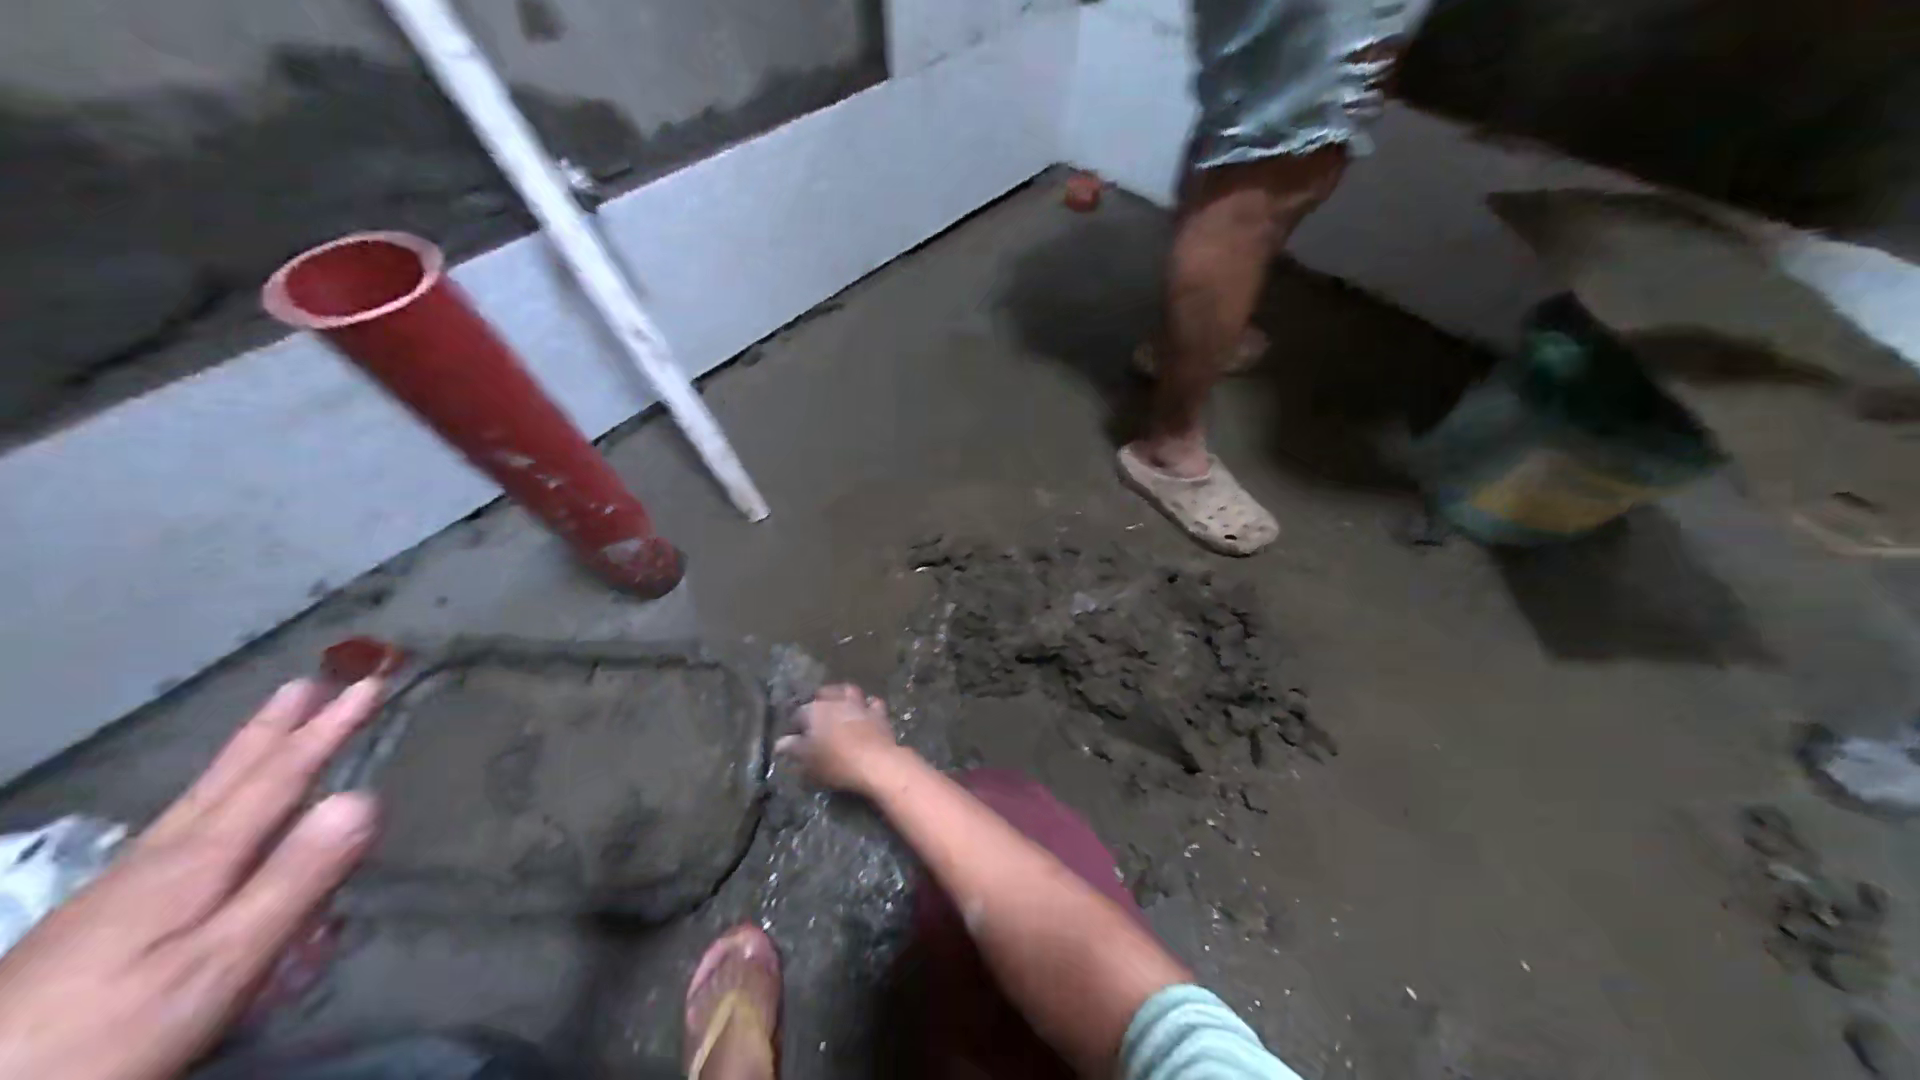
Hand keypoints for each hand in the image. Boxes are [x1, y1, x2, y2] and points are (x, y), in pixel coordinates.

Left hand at [0, 678, 385, 1079]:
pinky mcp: (101, 918)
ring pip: (200, 799)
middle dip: (277, 728)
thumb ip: (296, 878)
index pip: (279, 779)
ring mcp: (123, 888)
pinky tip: (211, 814)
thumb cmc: (112, 1032)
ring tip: (271, 724)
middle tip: (312, 680)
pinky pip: (181, 830)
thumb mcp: (221, 961)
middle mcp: (160, 858)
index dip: (328, 730)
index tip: (371, 685)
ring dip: (246, 754)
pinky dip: (216, 796)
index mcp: (197, 860)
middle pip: (230, 777)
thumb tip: (365, 796)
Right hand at [776, 683, 902, 792]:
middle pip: (824, 695)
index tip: (792, 739)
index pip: (798, 715)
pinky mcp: (878, 714)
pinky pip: (873, 703)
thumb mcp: (807, 759)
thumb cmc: (835, 761)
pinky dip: (868, 706)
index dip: (793, 726)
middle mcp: (836, 702)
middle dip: (817, 701)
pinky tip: (867, 711)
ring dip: (843, 695)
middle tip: (815, 714)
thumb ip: (792, 748)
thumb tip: (780, 743)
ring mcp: (859, 705)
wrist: (875, 762)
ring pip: (848, 692)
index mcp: (814, 711)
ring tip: (839, 704)